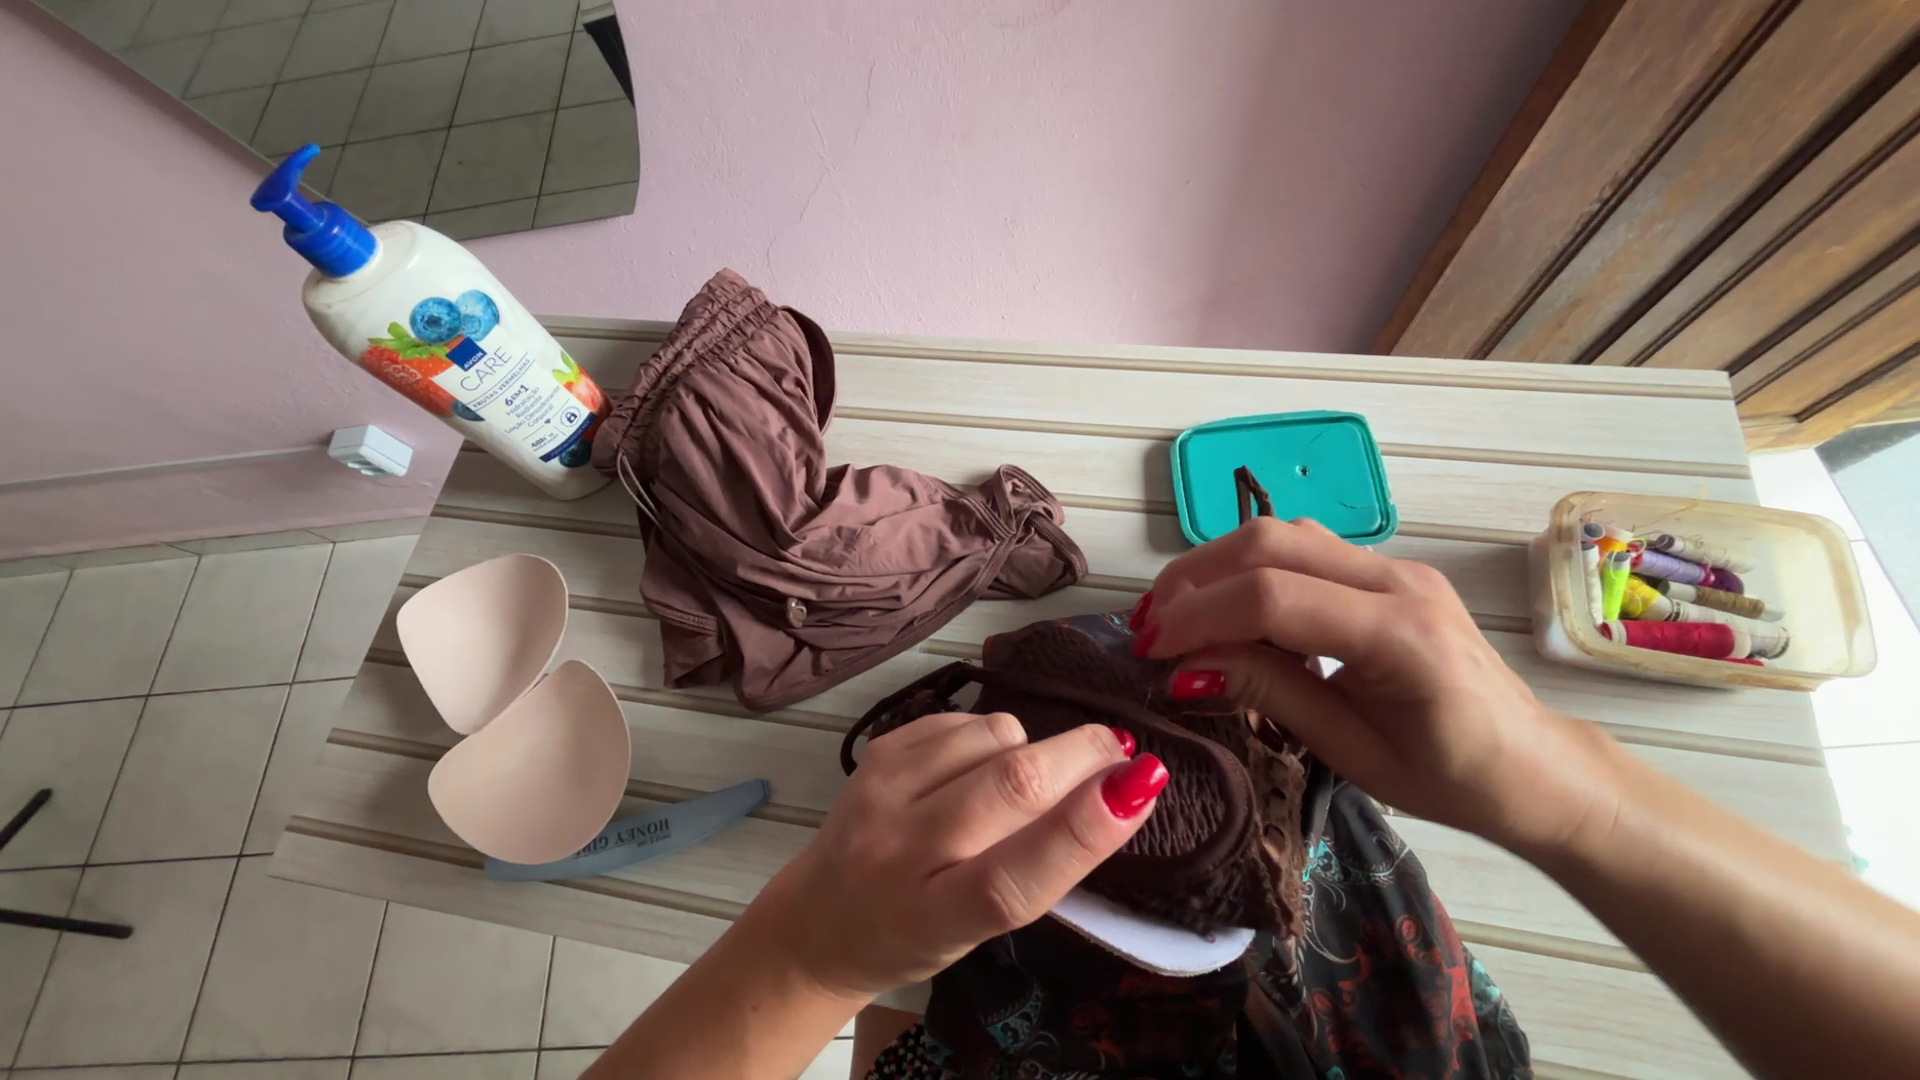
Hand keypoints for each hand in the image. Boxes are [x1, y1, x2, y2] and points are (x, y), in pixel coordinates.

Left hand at [752, 712, 1165, 1000]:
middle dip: (1079, 754)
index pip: (1011, 879)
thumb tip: (1114, 788)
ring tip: (1020, 778)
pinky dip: (990, 734)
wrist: (819, 916)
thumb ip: (1034, 868)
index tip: (1140, 783)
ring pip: (992, 735)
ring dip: (1029, 746)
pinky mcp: (876, 749)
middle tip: (1121, 747)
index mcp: (934, 918)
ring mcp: (880, 790)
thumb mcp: (977, 929)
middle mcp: (900, 849)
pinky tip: (977, 764)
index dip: (1081, 832)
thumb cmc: (914, 933)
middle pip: (1006, 785)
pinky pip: (964, 719)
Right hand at [1135, 517, 1622, 856]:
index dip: (1198, 616)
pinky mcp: (1382, 570)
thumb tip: (1184, 666)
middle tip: (1149, 626)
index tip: (1150, 649)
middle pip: (1269, 544)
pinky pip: (1299, 550)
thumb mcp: (1350, 751)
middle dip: (1194, 579)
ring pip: (1280, 535)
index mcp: (1399, 635)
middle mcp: (1397, 579)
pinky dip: (1245, 569)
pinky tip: (1221, 605)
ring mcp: (1392, 566)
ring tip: (1172, 612)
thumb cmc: (1450, 777)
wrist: (1534, 764)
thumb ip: (1268, 691)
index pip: (1272, 596)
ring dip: (1214, 566)